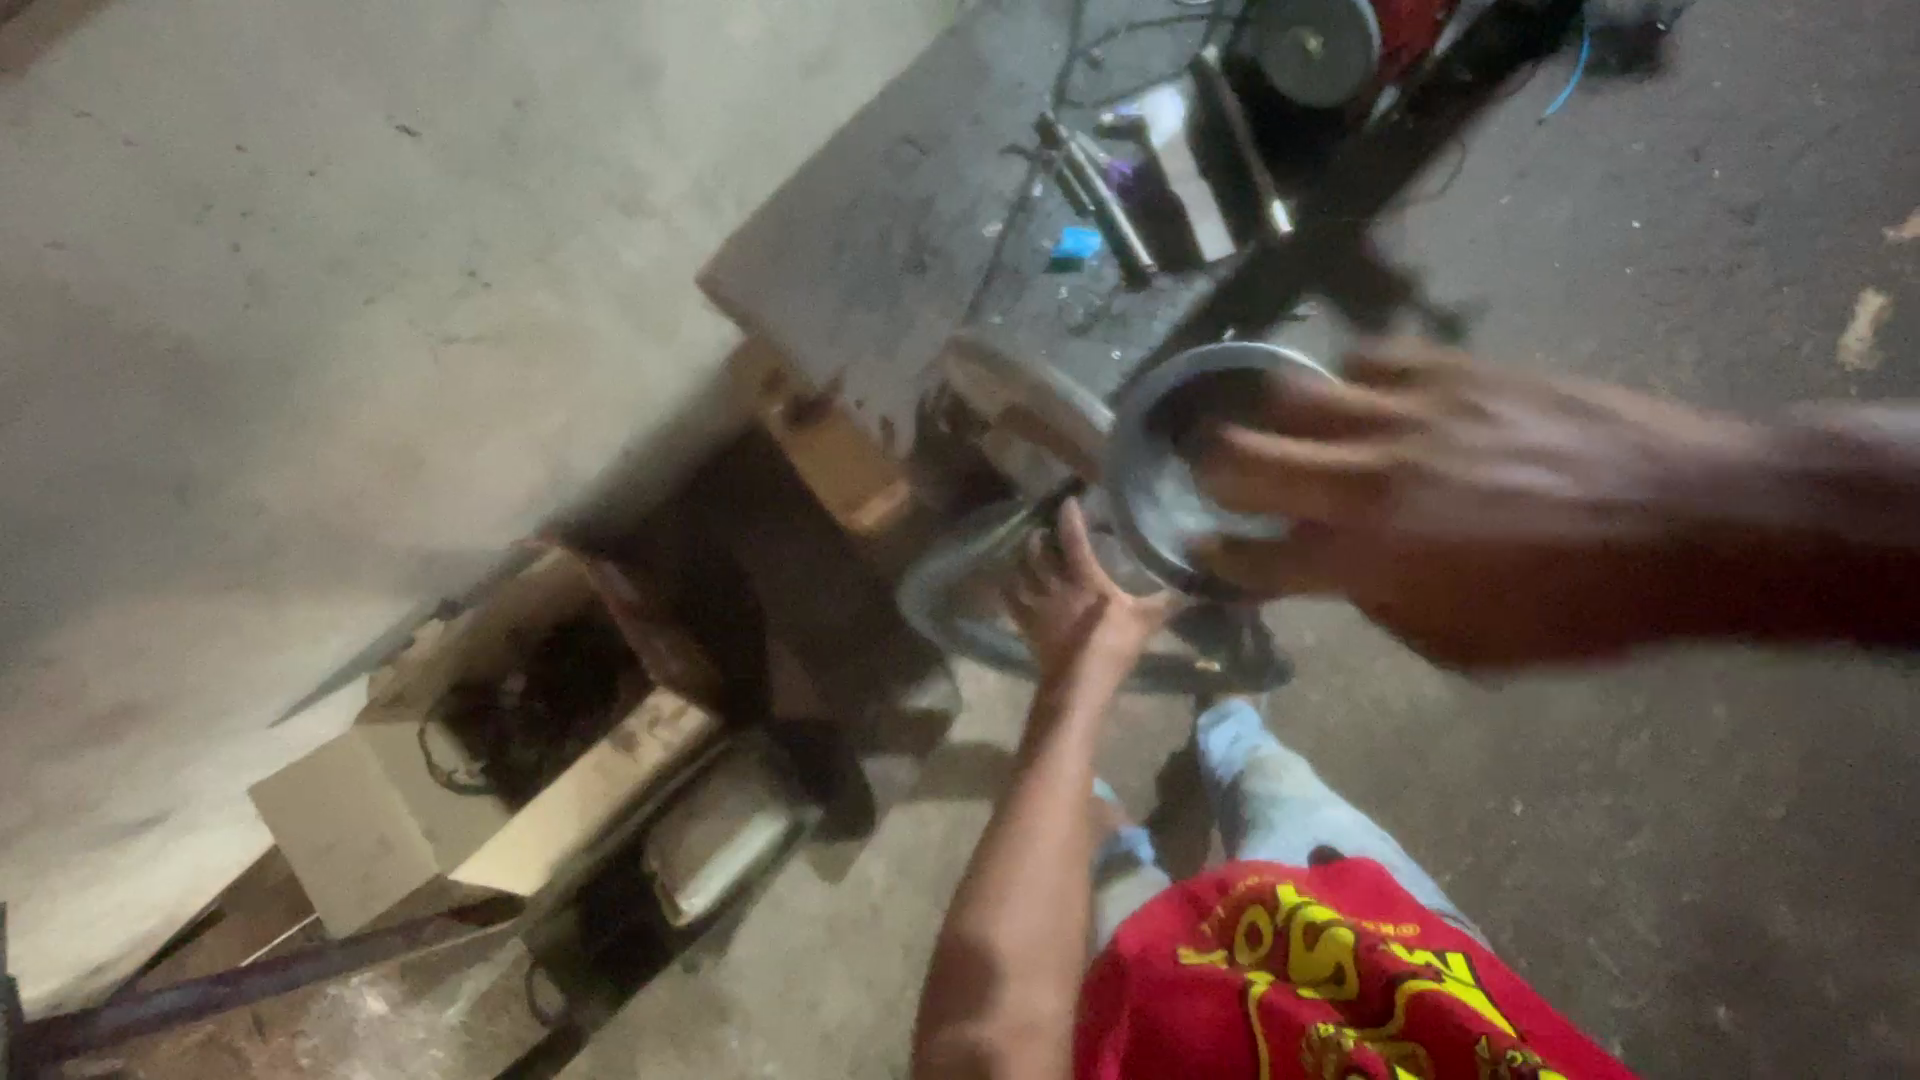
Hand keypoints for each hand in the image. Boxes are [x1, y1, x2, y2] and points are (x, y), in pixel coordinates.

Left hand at [1003, 498, 1172, 681]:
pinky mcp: (1026, 624)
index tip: (1068, 500)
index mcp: (1085, 579)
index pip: (1073, 538)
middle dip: (1038, 537)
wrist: (1079, 684)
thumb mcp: (1146, 622)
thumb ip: (1168, 603)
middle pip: (1037, 552)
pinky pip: (1010, 600)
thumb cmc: (1113, 648)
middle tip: (1042, 530)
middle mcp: (1055, 585)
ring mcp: (1037, 605)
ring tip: (1024, 552)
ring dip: (1020, 559)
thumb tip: (1199, 588)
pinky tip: (1008, 583)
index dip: (1070, 516)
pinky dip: (1007, 588)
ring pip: (1019, 572)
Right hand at [1195, 339, 1766, 669]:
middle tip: (1220, 477)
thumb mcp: (1460, 644)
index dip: (1213, 554)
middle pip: (1236, 457)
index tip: (1201, 548)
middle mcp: (1363, 481)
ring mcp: (1404, 415)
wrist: (1697, 520)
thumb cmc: (1577, 607)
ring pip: (1289, 395)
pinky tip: (1372, 401)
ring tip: (1293, 430)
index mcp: (1363, 560)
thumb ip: (1377, 602)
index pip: (1249, 553)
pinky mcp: (1450, 370)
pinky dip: (1353, 383)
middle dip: (1210, 472)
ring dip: (1277, 420)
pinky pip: (1366, 358)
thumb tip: (1342, 571)